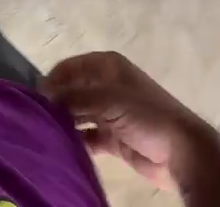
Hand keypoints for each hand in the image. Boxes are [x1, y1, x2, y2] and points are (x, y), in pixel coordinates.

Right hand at [42, 51, 218, 190]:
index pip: (70, 67)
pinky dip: (77, 140)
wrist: (183, 153)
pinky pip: (88, 136)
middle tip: (38, 117)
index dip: (53, 79)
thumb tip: (46, 96)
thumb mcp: (109, 99)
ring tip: (46, 132)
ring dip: (65, 122)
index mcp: (107, 67)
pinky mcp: (113, 137)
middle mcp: (106, 86)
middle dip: (57, 102)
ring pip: (79, 114)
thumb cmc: (146, 115)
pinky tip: (64, 146)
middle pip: (73, 91)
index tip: (36, 96)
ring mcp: (110, 112)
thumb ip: (75, 96)